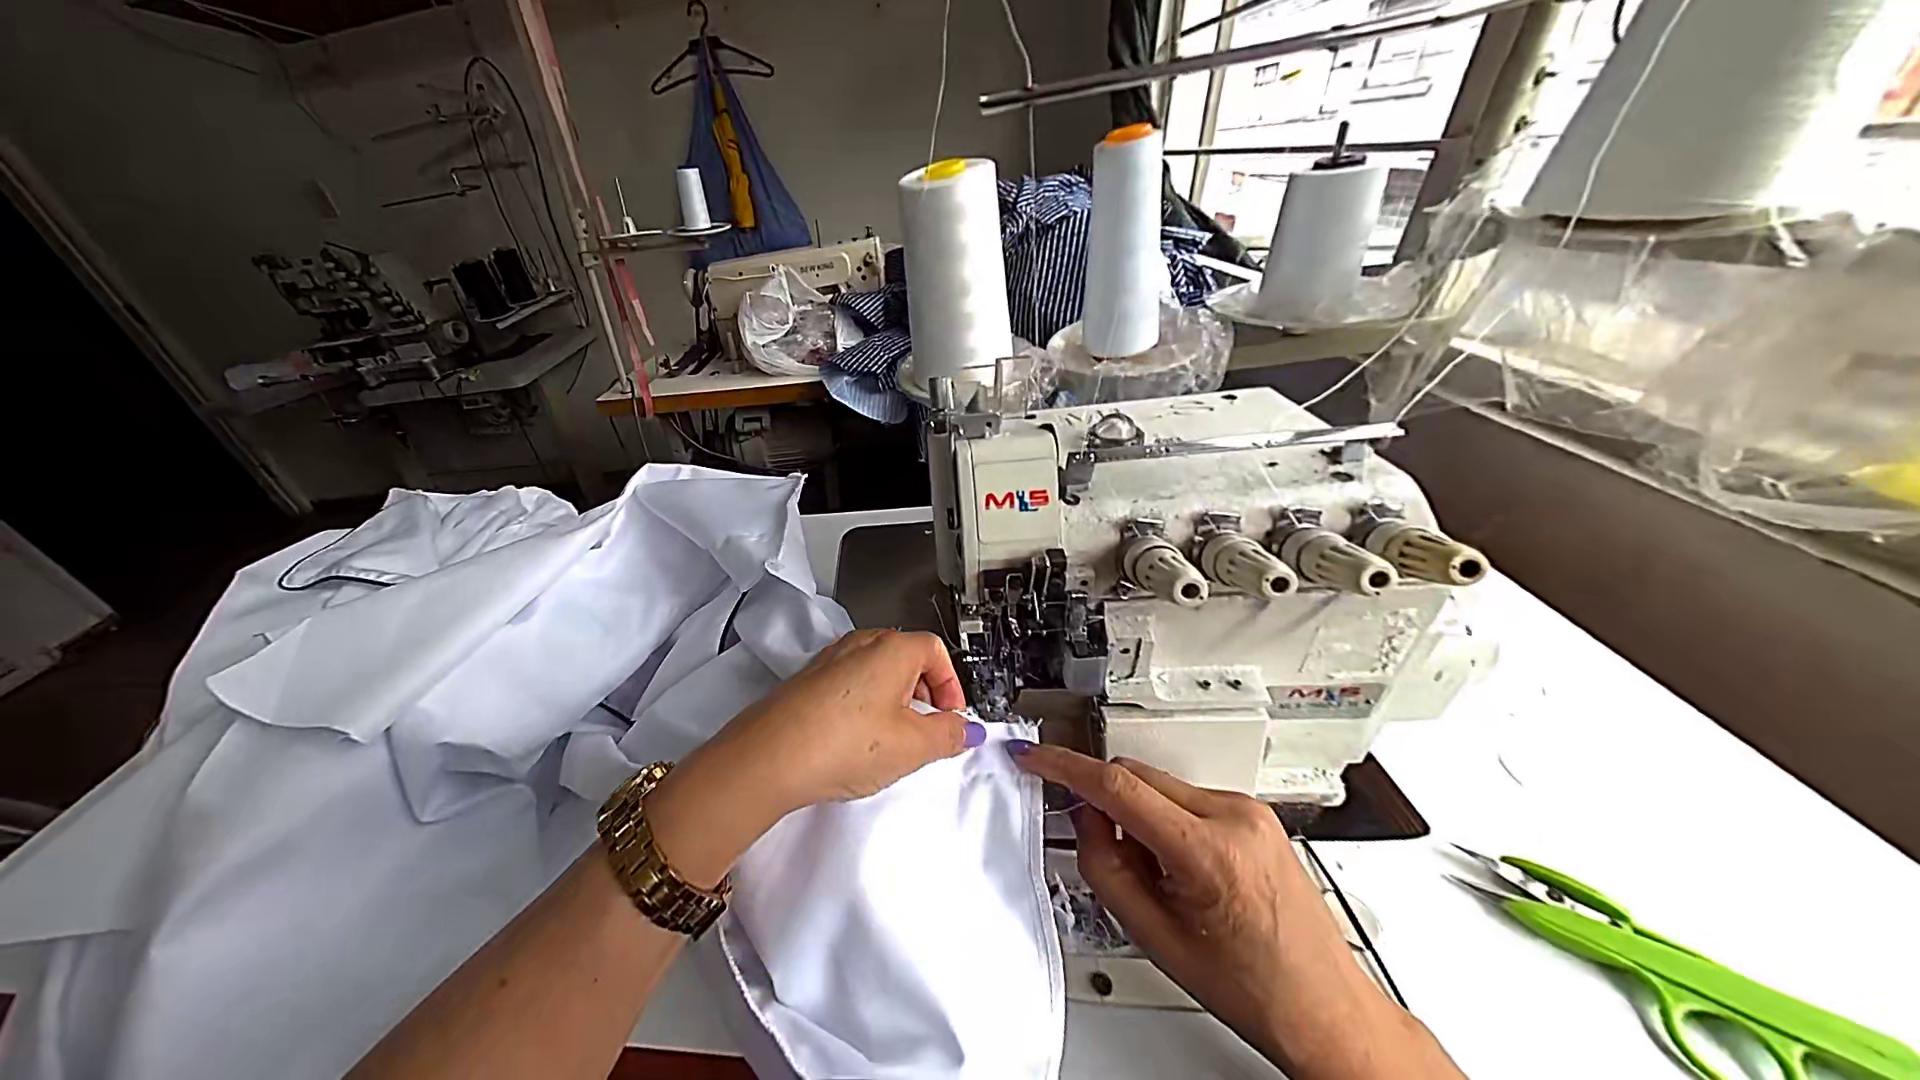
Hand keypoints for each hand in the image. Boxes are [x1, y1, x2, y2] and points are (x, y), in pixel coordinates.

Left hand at [647, 630, 980, 885]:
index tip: (951, 716)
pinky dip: (866, 706)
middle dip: (926, 693)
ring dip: (896, 701)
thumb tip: (964, 730)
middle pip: (908, 658)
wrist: (767, 759)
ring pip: (879, 672)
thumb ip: (948, 735)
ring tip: (893, 740)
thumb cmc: (835, 741)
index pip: (937, 651)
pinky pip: (852, 685)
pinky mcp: (810, 682)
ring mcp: (831, 661)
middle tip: (929, 728)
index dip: (952, 686)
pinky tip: (859, 741)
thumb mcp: (912, 746)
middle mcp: (861, 645)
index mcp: (892, 648)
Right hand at [1012, 745, 1462, 1079]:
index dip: (1065, 766)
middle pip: (1136, 776)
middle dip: (1104, 801)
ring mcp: (1249, 809)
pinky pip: (1186, 794)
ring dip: (1138, 814)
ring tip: (1159, 874)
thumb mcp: (1154, 936)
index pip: (1118, 786)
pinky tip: (1181, 866)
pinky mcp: (1254, 810)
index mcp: (1209, 853)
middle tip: (1102, 847)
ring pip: (1159, 784)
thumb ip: (1104, 866)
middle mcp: (1235, 817)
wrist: (1323, 1005)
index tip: (1038, 756)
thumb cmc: (1254, 987)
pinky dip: (1165, 818)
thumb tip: (1086, 817)